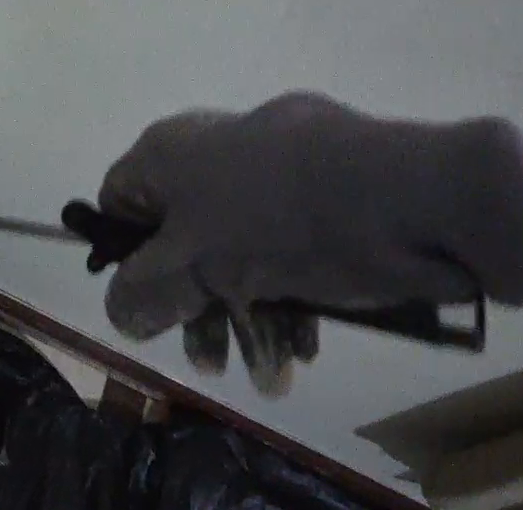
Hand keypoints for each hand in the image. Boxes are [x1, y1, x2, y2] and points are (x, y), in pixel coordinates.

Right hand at [99, 92, 522, 392]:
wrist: (404, 190)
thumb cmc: (274, 223)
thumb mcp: (196, 268)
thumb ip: (145, 292)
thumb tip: (118, 311)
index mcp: (165, 153)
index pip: (118, 202)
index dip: (125, 258)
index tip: (152, 307)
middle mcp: (207, 148)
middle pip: (180, 234)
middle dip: (196, 307)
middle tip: (213, 362)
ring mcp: (265, 160)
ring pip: (235, 243)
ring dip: (246, 315)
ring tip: (274, 376)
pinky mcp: (318, 177)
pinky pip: (282, 236)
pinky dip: (287, 287)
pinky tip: (307, 340)